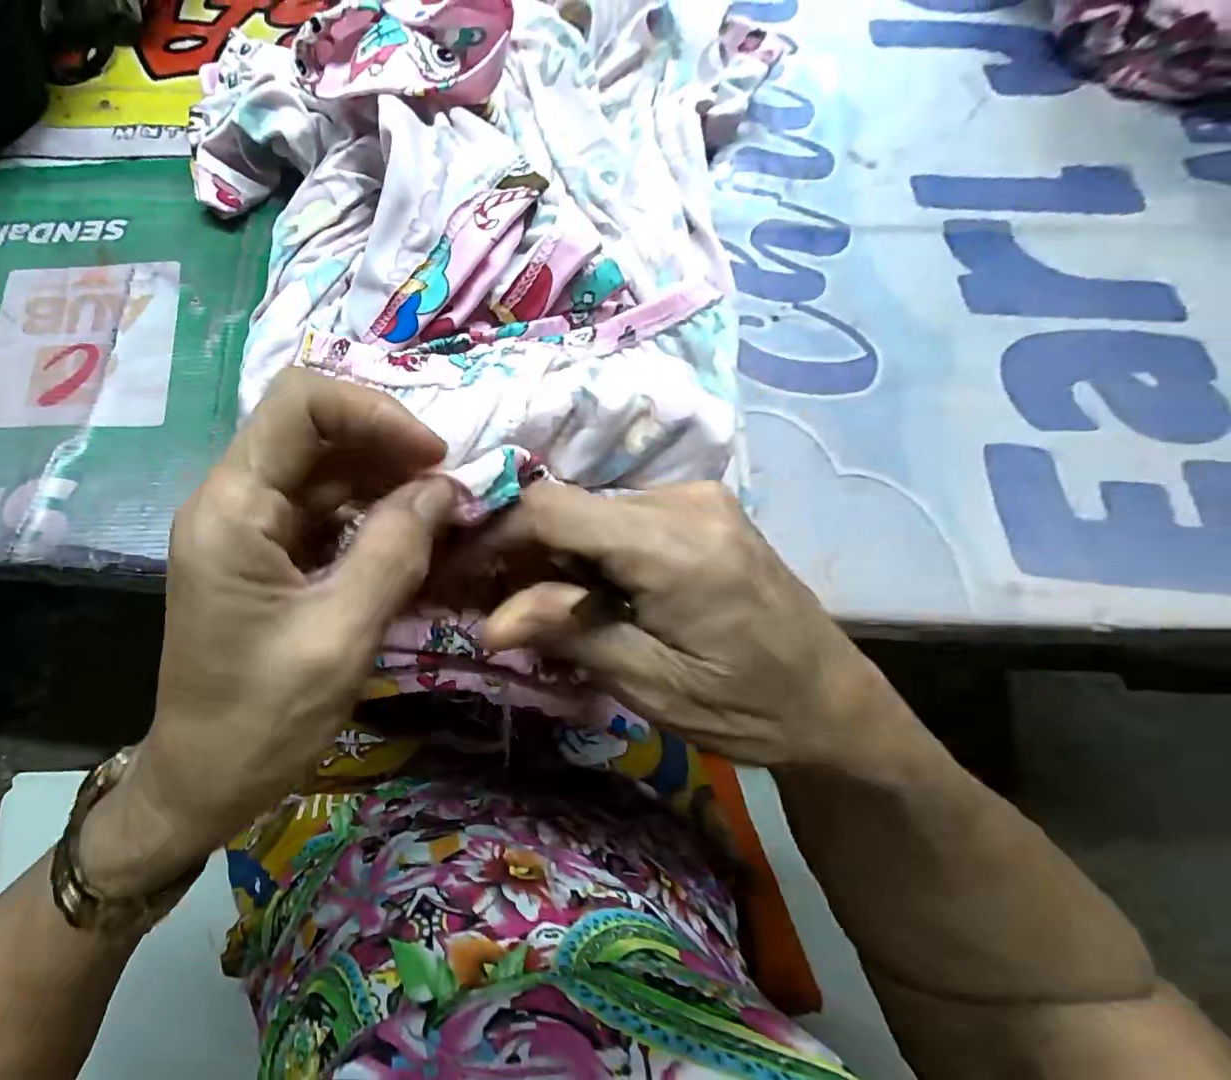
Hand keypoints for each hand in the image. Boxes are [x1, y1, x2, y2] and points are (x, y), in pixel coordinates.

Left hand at [80, 370, 456, 897]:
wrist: (202, 780)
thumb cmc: (263, 720)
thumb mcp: (341, 634)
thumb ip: (395, 549)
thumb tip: (444, 486)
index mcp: (231, 508)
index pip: (299, 402)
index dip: (374, 412)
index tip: (433, 458)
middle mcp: (227, 501)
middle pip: (312, 433)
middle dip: (386, 452)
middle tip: (452, 495)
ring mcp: (239, 528)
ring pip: (318, 473)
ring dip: (381, 486)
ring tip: (442, 521)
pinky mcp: (254, 556)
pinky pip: (315, 514)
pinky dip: (363, 520)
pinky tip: (406, 543)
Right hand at [467, 480, 918, 775]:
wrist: (838, 710)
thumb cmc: (748, 709)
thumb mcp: (651, 683)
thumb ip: (568, 634)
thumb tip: (487, 621)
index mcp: (678, 546)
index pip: (552, 510)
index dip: (490, 536)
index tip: (452, 574)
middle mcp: (685, 501)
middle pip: (563, 508)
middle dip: (514, 553)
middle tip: (484, 603)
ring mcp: (693, 499)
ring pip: (581, 511)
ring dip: (544, 555)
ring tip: (530, 608)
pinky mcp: (693, 509)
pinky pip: (608, 518)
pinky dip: (577, 552)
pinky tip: (576, 593)